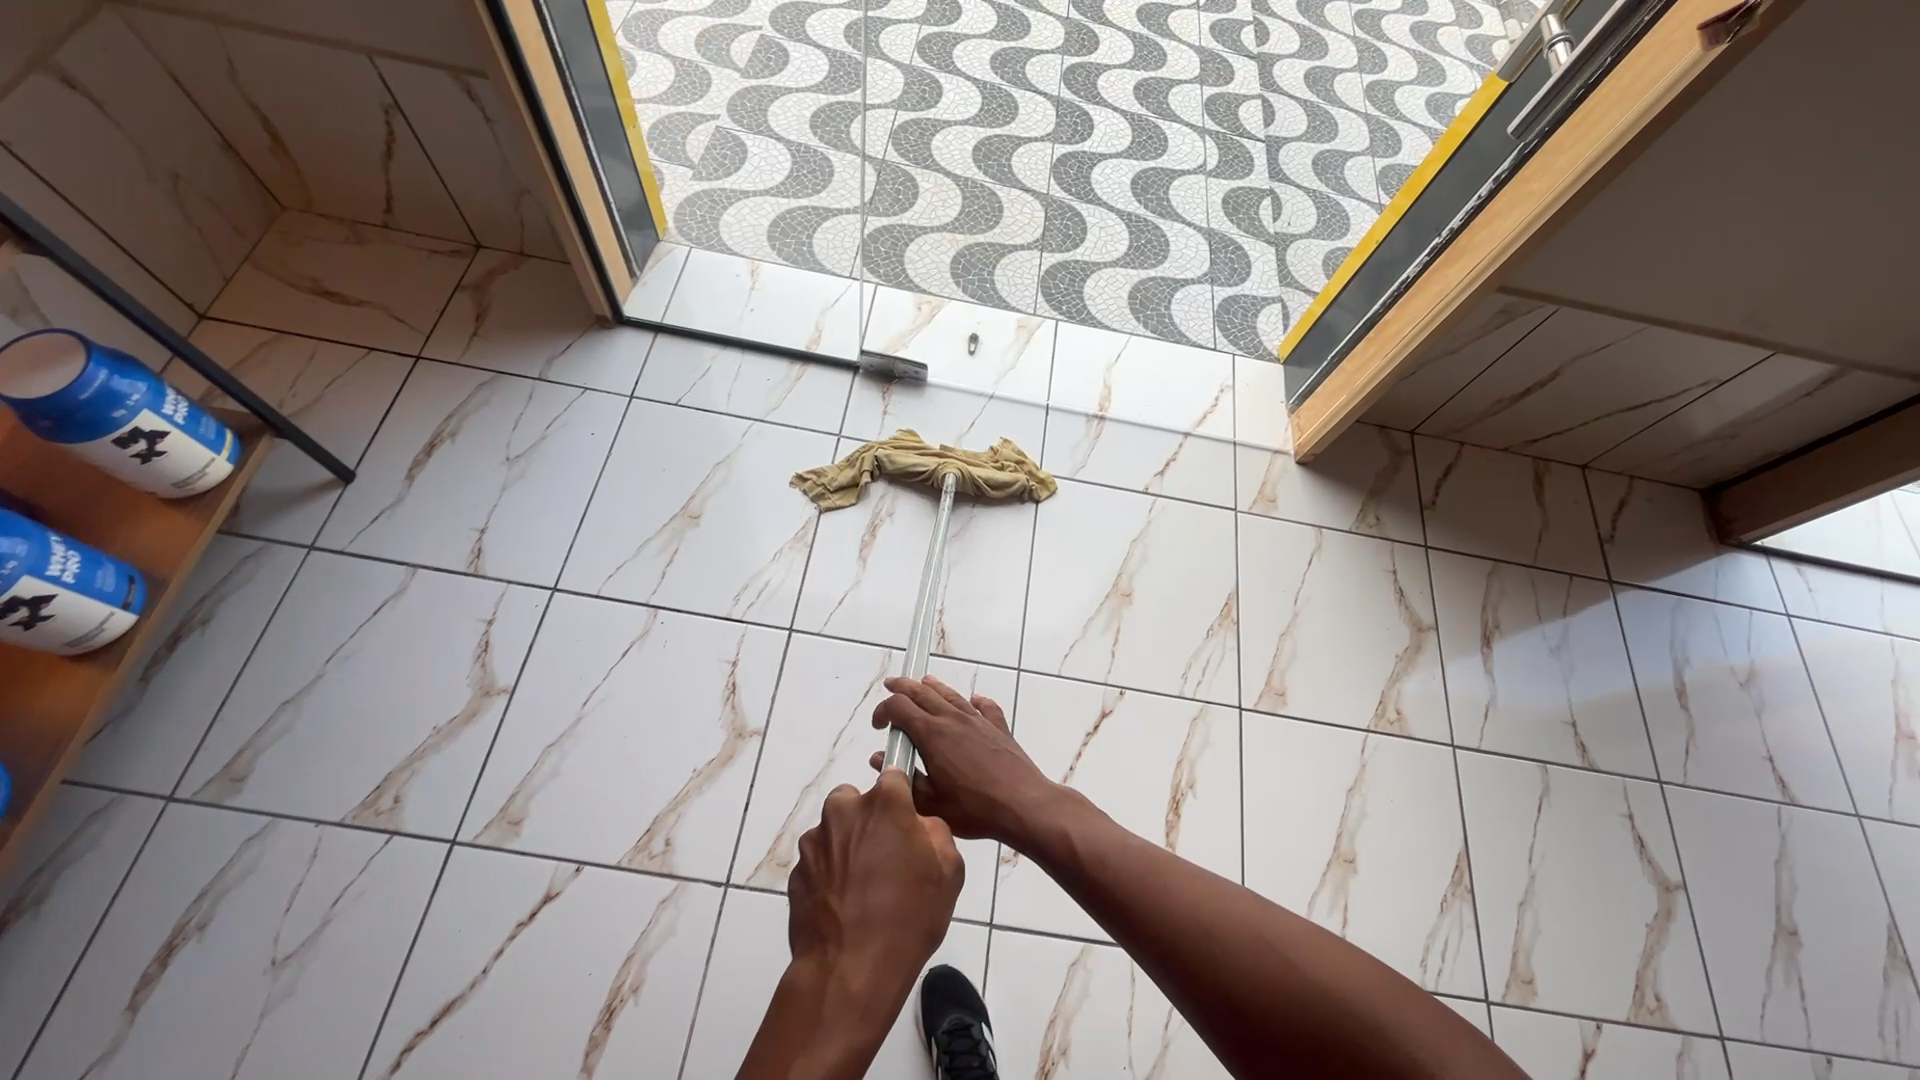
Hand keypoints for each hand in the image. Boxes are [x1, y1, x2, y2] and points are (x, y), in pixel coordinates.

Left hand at [788, 770, 964, 991]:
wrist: (849, 970)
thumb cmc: (908, 917)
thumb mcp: (949, 871)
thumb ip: (936, 832)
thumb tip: (919, 824)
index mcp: (883, 804)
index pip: (895, 775)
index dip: (903, 795)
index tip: (908, 818)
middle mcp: (843, 811)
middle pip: (858, 801)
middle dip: (871, 820)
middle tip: (888, 858)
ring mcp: (814, 842)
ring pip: (835, 831)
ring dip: (848, 847)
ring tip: (865, 889)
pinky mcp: (796, 872)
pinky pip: (819, 862)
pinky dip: (830, 874)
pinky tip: (846, 905)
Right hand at [869, 675, 1060, 846]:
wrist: (1023, 805)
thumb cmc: (974, 809)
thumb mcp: (930, 802)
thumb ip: (904, 778)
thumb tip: (879, 759)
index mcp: (932, 735)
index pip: (899, 707)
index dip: (883, 710)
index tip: (879, 725)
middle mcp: (953, 720)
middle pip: (922, 692)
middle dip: (903, 687)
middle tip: (891, 685)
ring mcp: (978, 721)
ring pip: (951, 695)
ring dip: (934, 687)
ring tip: (924, 682)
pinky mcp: (999, 729)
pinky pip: (985, 707)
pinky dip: (975, 701)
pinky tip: (974, 701)